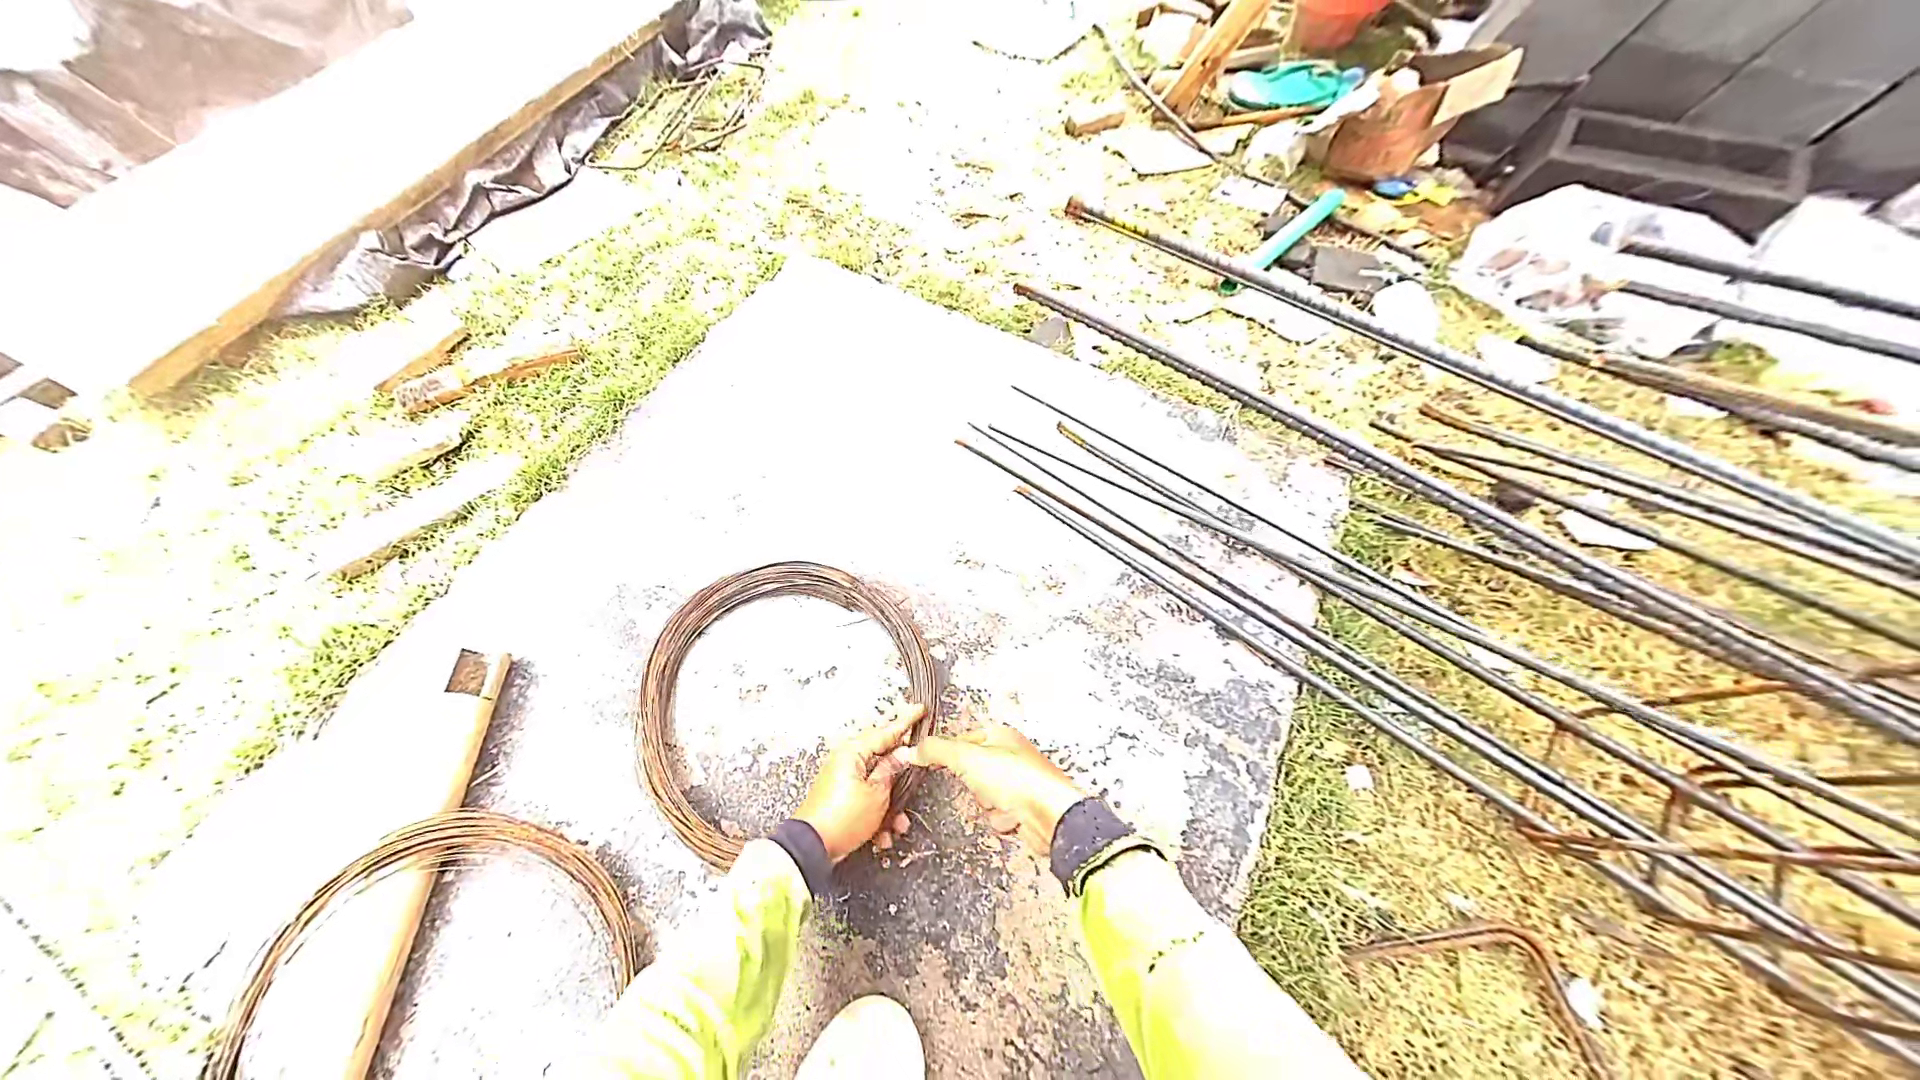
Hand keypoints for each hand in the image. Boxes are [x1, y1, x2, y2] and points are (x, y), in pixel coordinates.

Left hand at [793, 702, 922, 862]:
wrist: (812, 849)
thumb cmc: (842, 819)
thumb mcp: (877, 793)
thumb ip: (892, 770)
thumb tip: (903, 754)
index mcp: (853, 752)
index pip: (885, 732)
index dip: (906, 723)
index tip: (920, 711)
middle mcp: (845, 761)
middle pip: (882, 759)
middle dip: (900, 778)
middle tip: (915, 778)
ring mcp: (842, 779)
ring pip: (876, 784)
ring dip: (890, 806)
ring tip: (896, 826)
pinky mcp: (840, 797)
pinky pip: (865, 799)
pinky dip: (877, 816)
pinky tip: (882, 836)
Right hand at [892, 723, 1084, 855]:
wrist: (1050, 816)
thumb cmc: (1017, 779)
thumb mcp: (967, 757)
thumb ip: (937, 751)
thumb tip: (913, 748)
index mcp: (1000, 735)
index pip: (962, 740)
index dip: (947, 753)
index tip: (932, 762)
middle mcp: (1010, 755)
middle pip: (971, 771)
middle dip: (972, 785)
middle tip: (980, 784)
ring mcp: (1017, 782)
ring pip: (983, 796)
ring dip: (987, 804)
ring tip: (1001, 802)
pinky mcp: (1023, 807)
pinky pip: (997, 814)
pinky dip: (1001, 819)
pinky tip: (1012, 816)